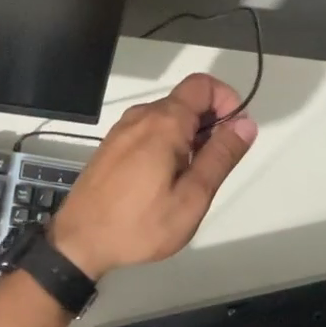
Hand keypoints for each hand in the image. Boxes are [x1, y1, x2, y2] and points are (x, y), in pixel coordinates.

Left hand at [49, 73, 257, 279]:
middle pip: (186, 101)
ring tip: (189, 181)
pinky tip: (165, 182)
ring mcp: (122, 131)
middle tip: (213, 168)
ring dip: (189, 138)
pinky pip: (149, 132)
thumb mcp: (192, 197)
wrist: (79, 242)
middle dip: (211, 124)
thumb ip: (221, 157)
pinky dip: (167, 145)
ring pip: (167, 118)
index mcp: (163, 122)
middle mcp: (140, 117)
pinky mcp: (112, 147)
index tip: (235, 135)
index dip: (228, 101)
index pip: (203, 85)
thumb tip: (246, 124)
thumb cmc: (140, 225)